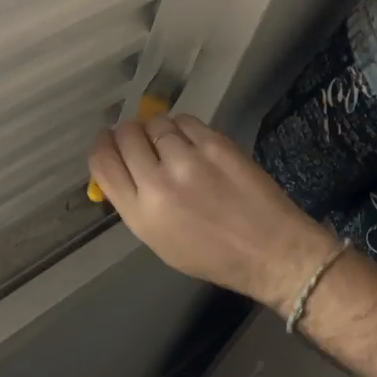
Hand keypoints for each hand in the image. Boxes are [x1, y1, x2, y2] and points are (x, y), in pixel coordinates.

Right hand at [89, 113, 339, 312]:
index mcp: (141, 215)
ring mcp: (188, 161)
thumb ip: (134, 202)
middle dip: (128, 134)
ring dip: (157, 129)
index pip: (103, 162)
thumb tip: (119, 167)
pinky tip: (191, 141)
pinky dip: (182, 127)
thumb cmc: (214, 255)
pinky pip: (183, 120)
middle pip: (124, 135)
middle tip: (141, 140)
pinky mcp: (214, 144)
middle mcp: (158, 184)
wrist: (274, 251)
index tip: (108, 142)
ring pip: (154, 123)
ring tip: (171, 143)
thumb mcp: (160, 241)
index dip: (102, 145)